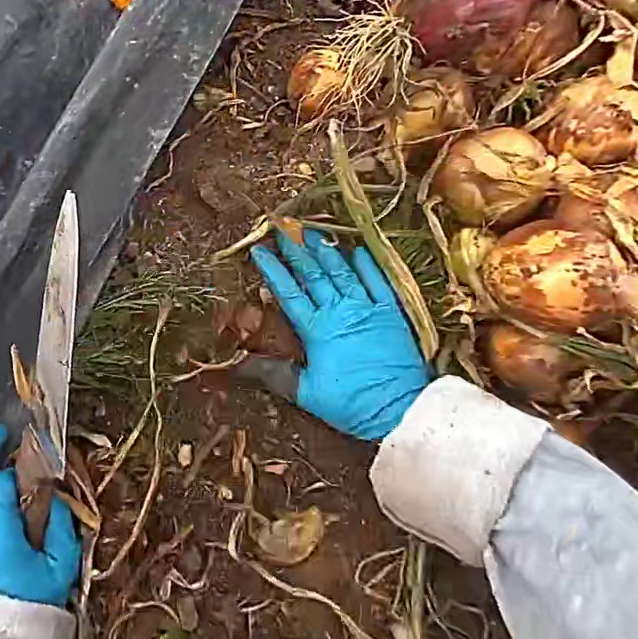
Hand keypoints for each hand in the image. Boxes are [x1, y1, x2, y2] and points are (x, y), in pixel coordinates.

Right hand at [249, 230, 430, 441]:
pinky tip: (358, 250)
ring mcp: (367, 309)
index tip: (260, 251)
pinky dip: (367, 265)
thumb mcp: (305, 393)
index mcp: (316, 329)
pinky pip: (378, 282)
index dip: (273, 270)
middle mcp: (340, 311)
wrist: (399, 409)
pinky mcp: (391, 313)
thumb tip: (239, 364)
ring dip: (326, 252)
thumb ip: (273, 374)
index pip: (288, 292)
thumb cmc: (351, 403)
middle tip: (283, 230)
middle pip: (313, 275)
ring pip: (342, 272)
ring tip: (312, 233)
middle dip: (296, 251)